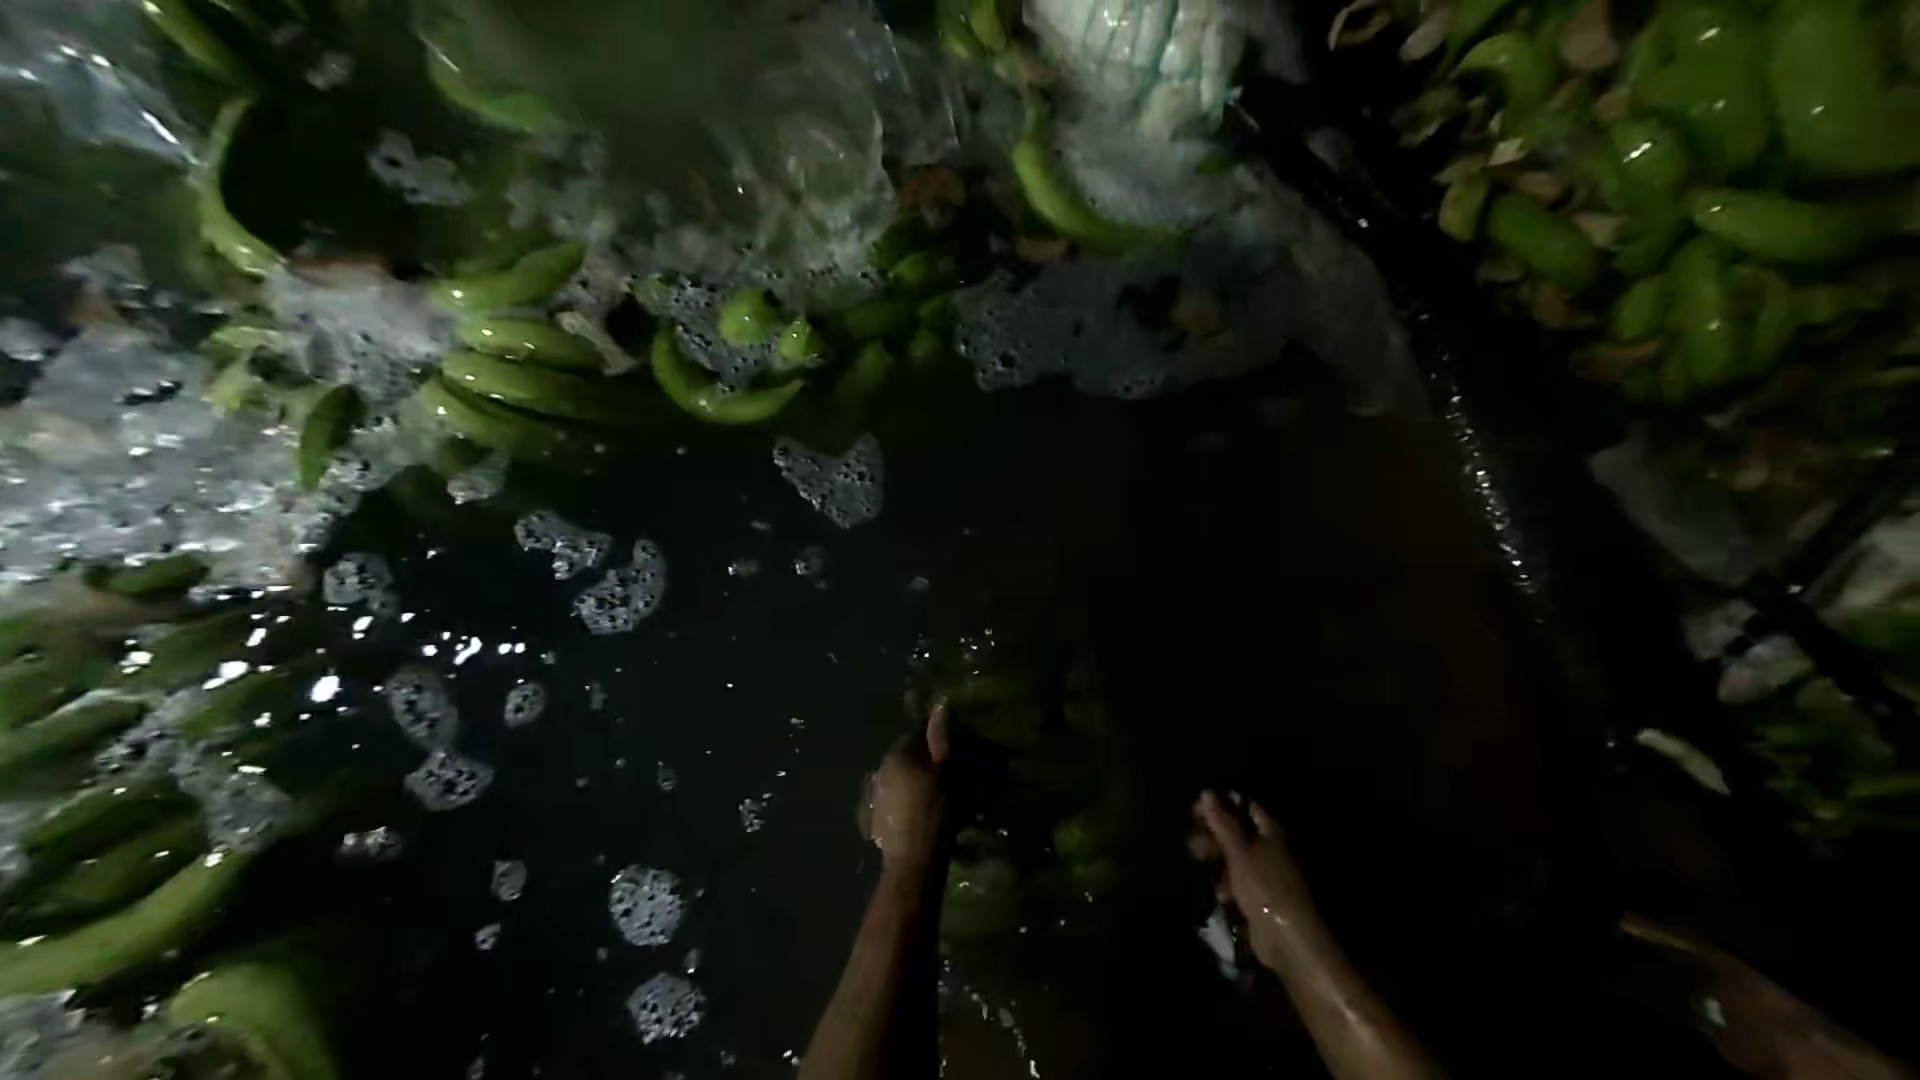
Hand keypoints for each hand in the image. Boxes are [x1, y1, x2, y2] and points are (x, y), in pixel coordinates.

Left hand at [862, 704, 949, 873]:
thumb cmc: (936, 810)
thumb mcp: (947, 772)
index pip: (917, 733)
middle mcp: (880, 768)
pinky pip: (892, 795)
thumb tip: (939, 706)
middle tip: (946, 770)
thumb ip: (941, 738)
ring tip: (934, 791)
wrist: (914, 860)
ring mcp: (874, 792)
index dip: (936, 738)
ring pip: (898, 775)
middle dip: (924, 758)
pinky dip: (905, 796)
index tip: (953, 747)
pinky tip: (918, 808)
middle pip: (906, 754)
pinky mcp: (873, 814)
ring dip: (914, 777)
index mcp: (897, 754)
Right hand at [1193, 790, 1320, 971]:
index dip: (1220, 804)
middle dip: (1213, 833)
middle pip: (1237, 831)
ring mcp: (1266, 872)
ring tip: (1197, 859)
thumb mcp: (1239, 851)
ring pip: (1235, 855)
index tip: (1196, 810)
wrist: (1287, 939)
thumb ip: (1222, 823)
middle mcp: (1270, 848)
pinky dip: (1226, 881)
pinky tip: (1218, 891)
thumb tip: (1207, 793)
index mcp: (1271, 833)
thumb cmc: (1264, 887)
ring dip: (1216, 856)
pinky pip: (1238, 880)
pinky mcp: (1260, 895)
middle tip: (1192, 837)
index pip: (1244, 806)